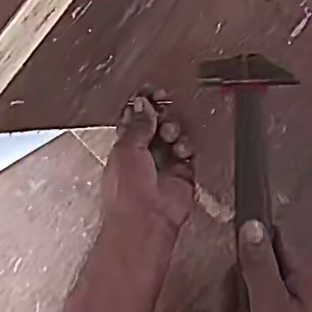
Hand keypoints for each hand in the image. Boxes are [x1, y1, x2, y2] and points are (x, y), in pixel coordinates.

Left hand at [100, 91, 194, 230]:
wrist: (145, 220)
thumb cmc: (126, 191)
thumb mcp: (126, 148)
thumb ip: (138, 125)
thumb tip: (143, 104)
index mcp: (123, 147)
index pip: (133, 118)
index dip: (142, 104)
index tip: (151, 92)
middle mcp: (143, 154)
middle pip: (155, 124)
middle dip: (160, 113)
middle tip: (165, 105)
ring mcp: (162, 164)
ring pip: (173, 135)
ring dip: (173, 129)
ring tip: (171, 134)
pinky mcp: (182, 175)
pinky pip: (188, 153)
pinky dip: (186, 147)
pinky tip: (182, 150)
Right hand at [238, 218, 311, 311]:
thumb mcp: (268, 306)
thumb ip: (258, 264)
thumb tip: (253, 223)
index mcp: (308, 277)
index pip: (274, 240)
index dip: (250, 248)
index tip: (233, 268)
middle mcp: (308, 290)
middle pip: (263, 267)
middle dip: (241, 285)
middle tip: (233, 308)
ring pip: (258, 293)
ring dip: (241, 309)